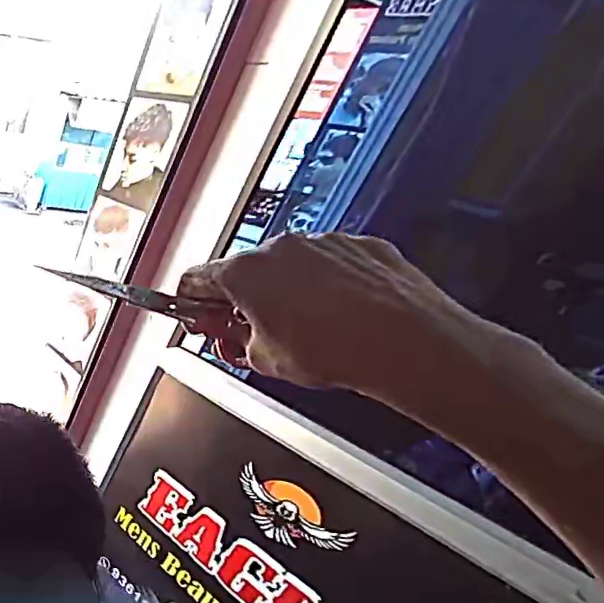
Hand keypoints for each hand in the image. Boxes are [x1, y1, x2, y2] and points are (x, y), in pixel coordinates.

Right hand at [177, 232, 512, 402]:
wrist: (413, 347)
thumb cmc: (339, 351)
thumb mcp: (260, 359)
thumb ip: (233, 339)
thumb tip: (229, 334)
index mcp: (243, 272)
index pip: (193, 280)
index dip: (190, 305)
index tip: (199, 319)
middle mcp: (279, 248)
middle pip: (239, 272)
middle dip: (237, 301)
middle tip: (245, 332)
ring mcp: (322, 244)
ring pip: (283, 268)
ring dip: (280, 293)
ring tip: (298, 330)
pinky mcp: (359, 247)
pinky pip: (325, 265)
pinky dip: (321, 287)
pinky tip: (333, 317)